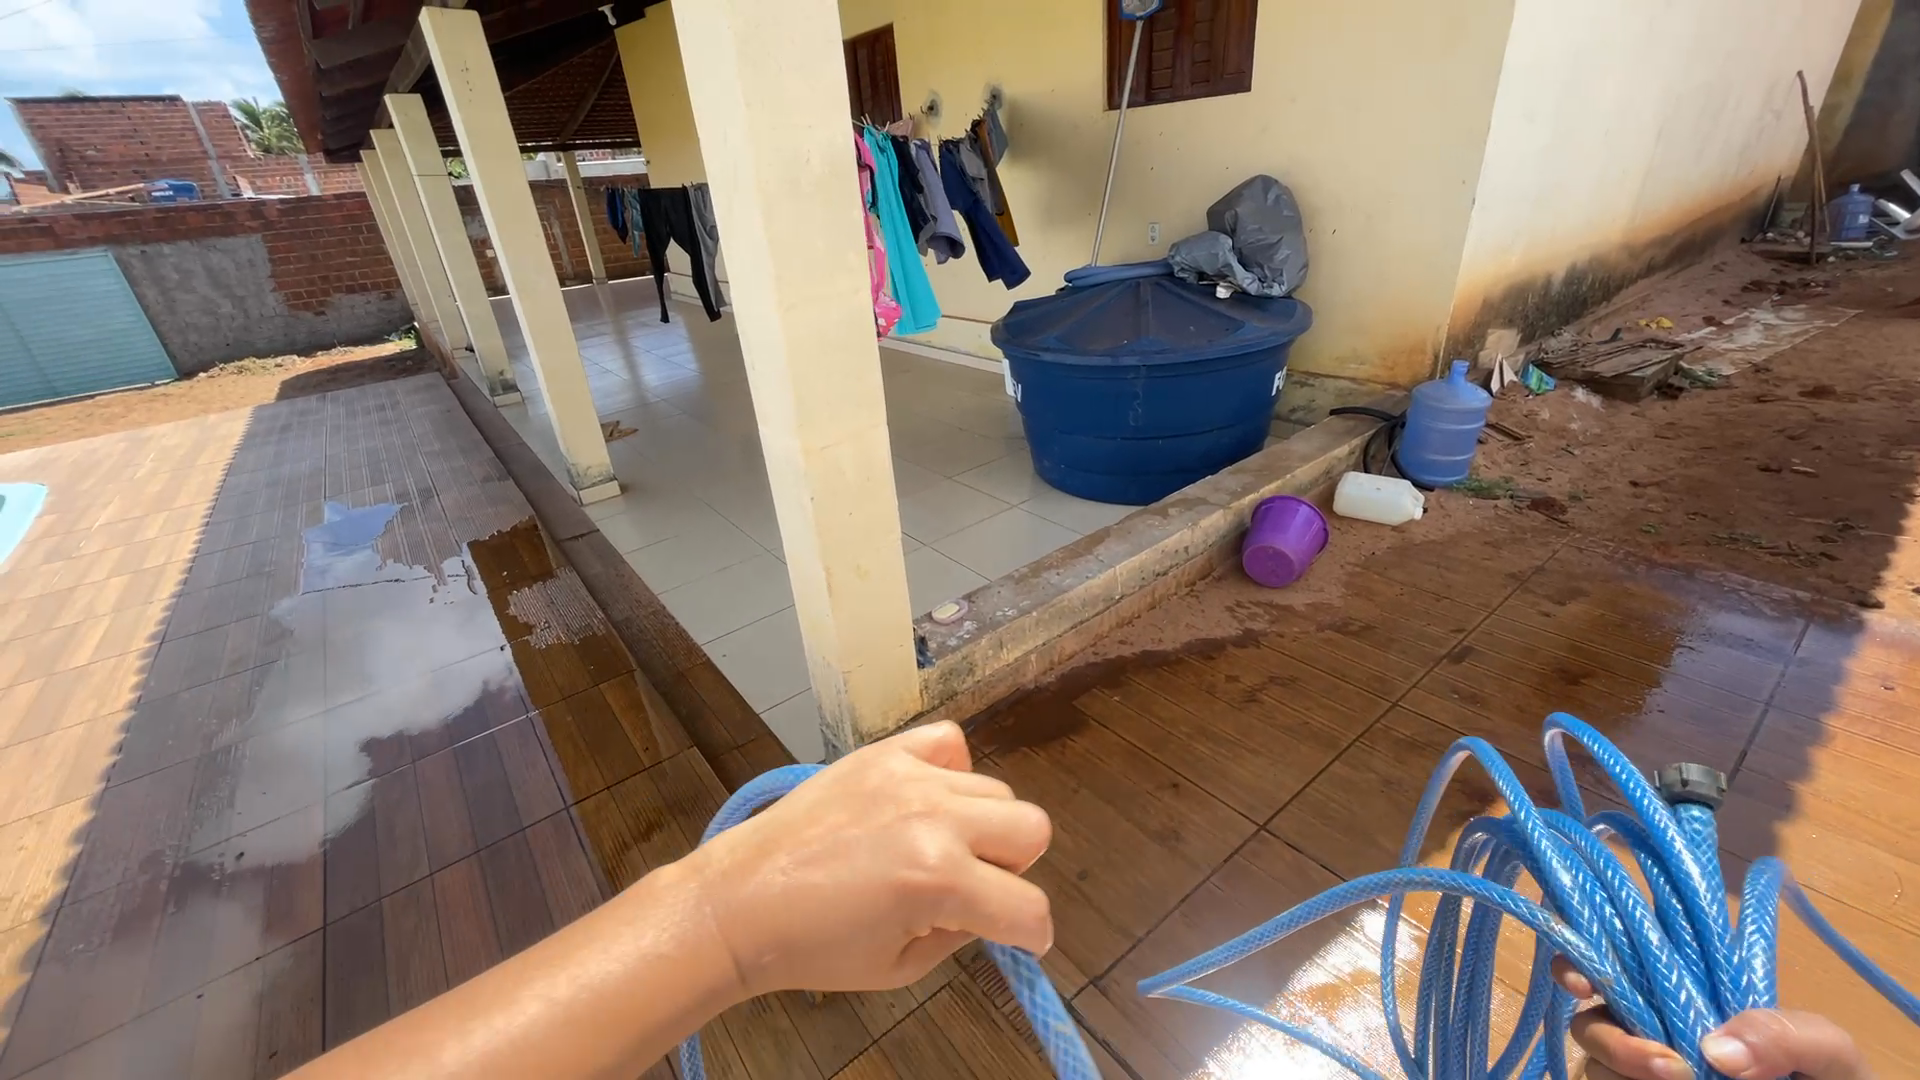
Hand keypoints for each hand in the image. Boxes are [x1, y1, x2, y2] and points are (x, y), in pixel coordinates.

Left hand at [682, 721, 1053, 997]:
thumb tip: (993, 904)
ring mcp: (911, 776)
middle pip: (1032, 829)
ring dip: (982, 825)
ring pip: (996, 791)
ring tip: (938, 843)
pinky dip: (951, 770)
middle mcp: (937, 818)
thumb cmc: (817, 947)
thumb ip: (963, 931)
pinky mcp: (885, 751)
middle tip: (974, 885)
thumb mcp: (901, 967)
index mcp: (940, 881)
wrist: (744, 898)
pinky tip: (925, 798)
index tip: (1022, 937)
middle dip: (1013, 868)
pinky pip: (948, 741)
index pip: (1028, 907)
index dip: (1032, 933)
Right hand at [1553, 958, 1869, 1078]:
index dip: (1573, 964)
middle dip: (1611, 1040)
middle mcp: (1644, 1028)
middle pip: (1587, 1019)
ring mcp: (1642, 1070)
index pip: (1598, 963)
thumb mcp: (1827, 1053)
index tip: (1580, 984)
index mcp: (1671, 996)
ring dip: (1623, 1070)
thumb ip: (1784, 1035)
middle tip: (1669, 1067)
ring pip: (1593, 1063)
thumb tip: (1714, 1051)